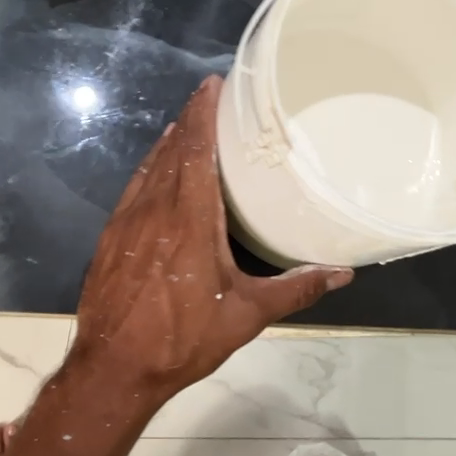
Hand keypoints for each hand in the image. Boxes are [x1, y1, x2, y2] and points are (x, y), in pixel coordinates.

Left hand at [70, 76, 352, 397]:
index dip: (203, 115)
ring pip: (151, 165)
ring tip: (188, 120)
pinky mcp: (111, 236)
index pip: (196, 151)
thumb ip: (295, 290)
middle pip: (174, 150)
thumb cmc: (182, 339)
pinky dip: (149, 165)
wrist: (112, 370)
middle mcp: (157, 209)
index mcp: (191, 219)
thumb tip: (344, 273)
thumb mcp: (246, 316)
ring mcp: (128, 221)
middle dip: (191, 118)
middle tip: (209, 92)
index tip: (213, 85)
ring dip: (170, 139)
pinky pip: (134, 186)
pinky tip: (157, 164)